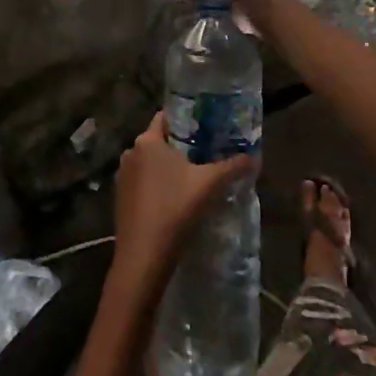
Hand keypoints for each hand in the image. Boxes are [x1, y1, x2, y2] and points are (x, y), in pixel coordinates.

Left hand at [112, 111, 256, 283]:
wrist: (143, 258)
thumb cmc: (175, 209)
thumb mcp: (210, 184)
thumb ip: (234, 166)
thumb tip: (255, 156)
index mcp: (147, 141)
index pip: (167, 117)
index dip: (188, 118)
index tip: (208, 125)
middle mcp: (130, 154)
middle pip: (161, 140)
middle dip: (183, 145)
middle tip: (210, 150)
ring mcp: (123, 178)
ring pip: (152, 163)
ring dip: (171, 167)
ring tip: (197, 175)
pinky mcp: (121, 200)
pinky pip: (144, 182)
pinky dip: (160, 185)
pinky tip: (178, 198)